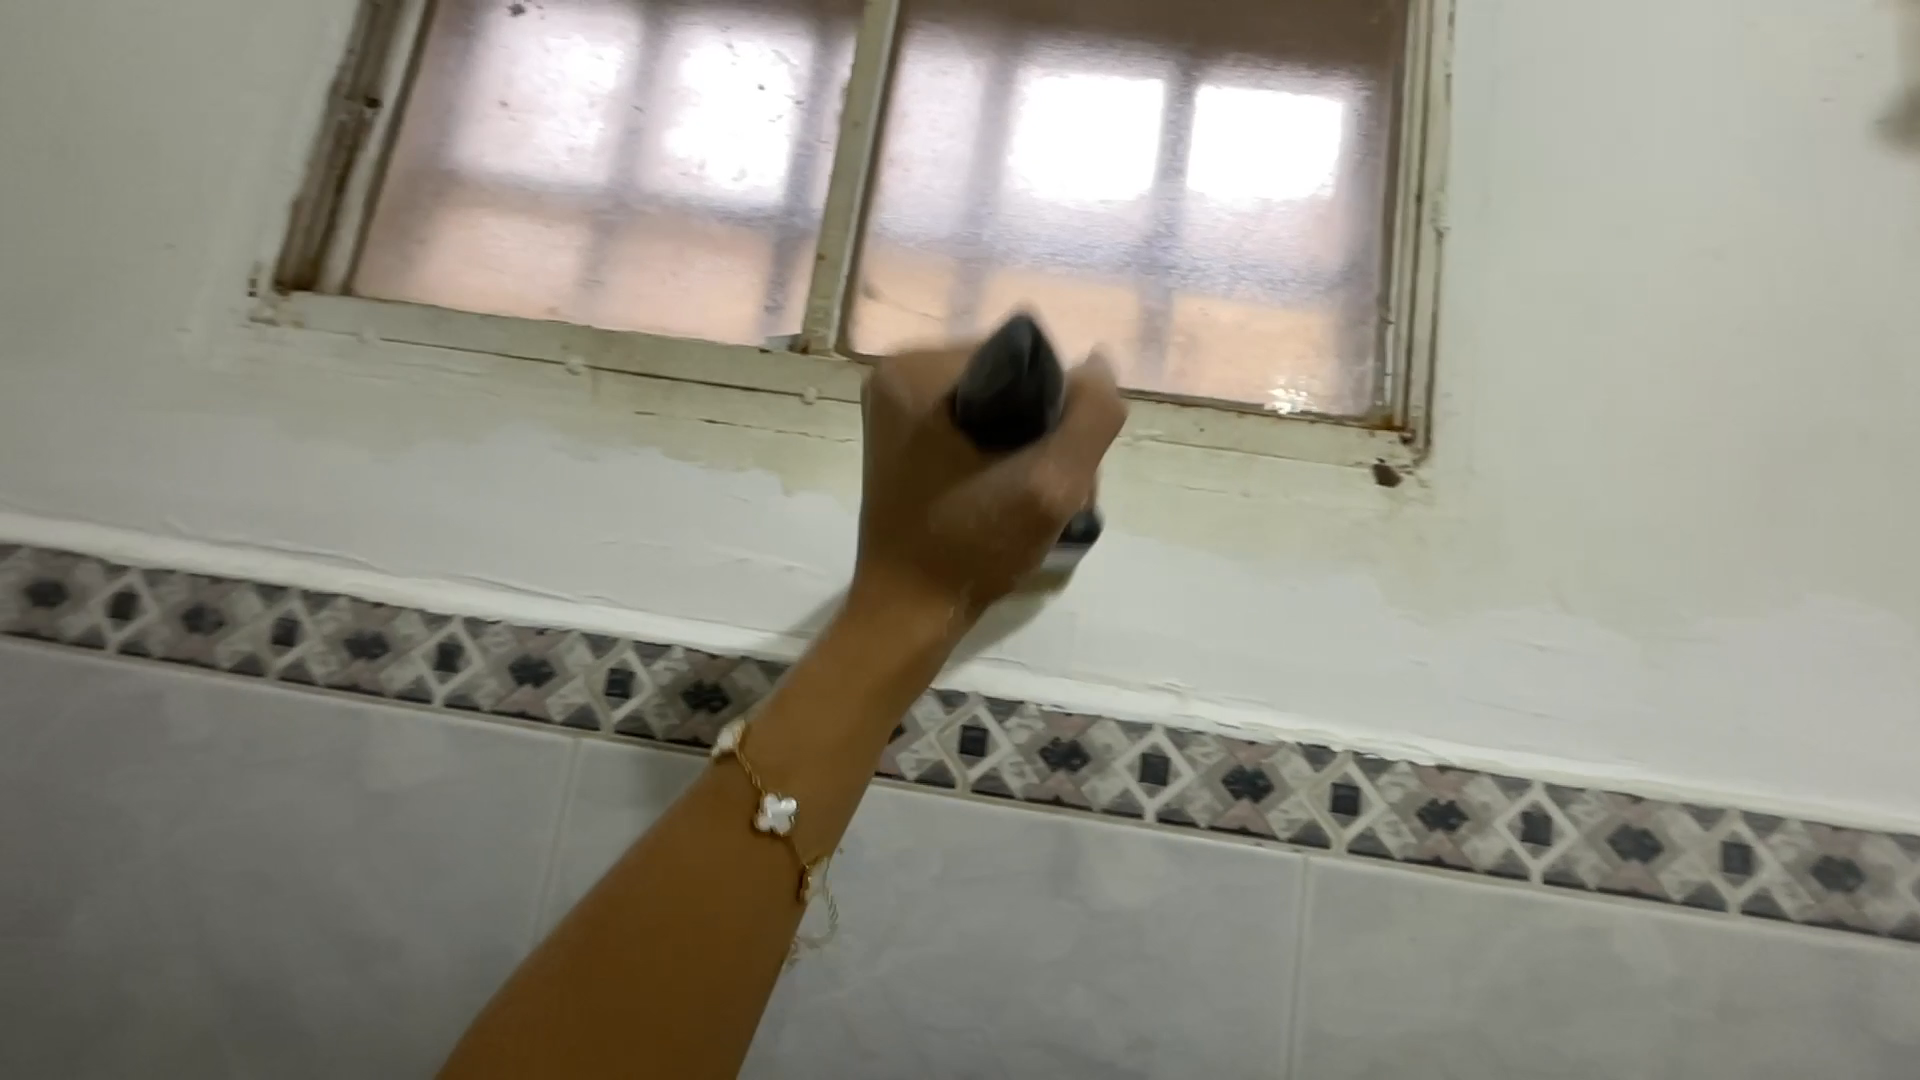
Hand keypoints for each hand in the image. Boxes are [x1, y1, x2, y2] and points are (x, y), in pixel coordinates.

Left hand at [848, 338, 1127, 631]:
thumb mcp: (1050, 486)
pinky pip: (972, 427)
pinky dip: (999, 455)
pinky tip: (1008, 494)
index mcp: (917, 371)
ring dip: (1026, 447)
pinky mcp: (903, 440)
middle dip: (1042, 431)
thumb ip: (1091, 418)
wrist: (909, 610)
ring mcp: (896, 410)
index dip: (1058, 407)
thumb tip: (1098, 364)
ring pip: (995, 406)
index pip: (1023, 360)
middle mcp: (898, 377)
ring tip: (1033, 498)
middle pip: (1008, 382)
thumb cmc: (971, 548)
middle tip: (1051, 488)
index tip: (1059, 462)